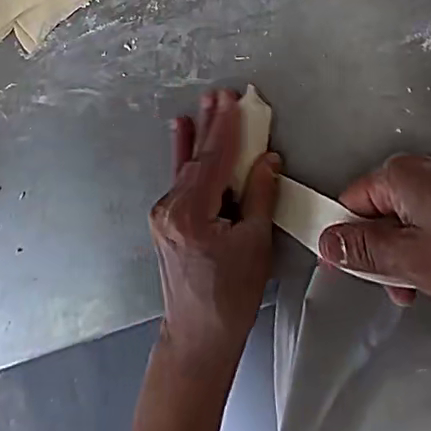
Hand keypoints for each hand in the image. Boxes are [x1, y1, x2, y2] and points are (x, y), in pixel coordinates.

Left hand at [149, 89, 280, 366]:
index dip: (227, 129)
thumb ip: (259, 195)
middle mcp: (170, 208)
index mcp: (191, 215)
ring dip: (201, 135)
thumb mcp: (255, 244)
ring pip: (187, 167)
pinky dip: (186, 155)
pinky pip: (180, 180)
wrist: (198, 337)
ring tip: (207, 104)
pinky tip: (183, 131)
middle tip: (222, 93)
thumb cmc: (231, 296)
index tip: (234, 101)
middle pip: (198, 158)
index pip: (214, 160)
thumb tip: (266, 159)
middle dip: (213, 124)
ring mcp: (163, 213)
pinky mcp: (165, 219)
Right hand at [318, 154, 430, 316]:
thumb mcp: (412, 262)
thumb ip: (364, 250)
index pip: (350, 200)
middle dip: (379, 252)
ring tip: (426, 285)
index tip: (342, 263)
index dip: (344, 236)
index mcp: (401, 176)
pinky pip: (428, 227)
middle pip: (376, 212)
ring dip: (405, 258)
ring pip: (404, 224)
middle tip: (393, 283)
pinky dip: (429, 254)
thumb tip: (332, 242)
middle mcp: (422, 173)